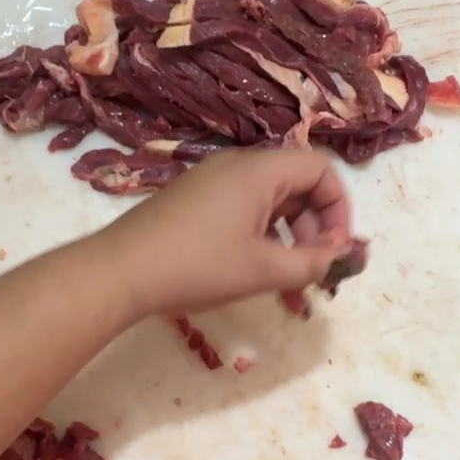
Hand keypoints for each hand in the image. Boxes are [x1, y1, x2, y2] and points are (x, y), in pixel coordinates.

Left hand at [91, 149, 353, 317]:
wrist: (120, 272)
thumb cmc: (197, 266)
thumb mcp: (263, 270)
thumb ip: (310, 263)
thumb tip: (337, 258)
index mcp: (259, 170)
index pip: (321, 170)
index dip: (339, 209)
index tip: (337, 250)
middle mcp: (237, 167)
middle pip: (297, 188)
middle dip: (314, 233)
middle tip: (315, 275)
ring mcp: (212, 184)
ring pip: (269, 207)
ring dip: (288, 246)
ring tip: (291, 292)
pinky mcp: (194, 203)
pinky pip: (243, 215)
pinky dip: (260, 243)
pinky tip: (259, 280)